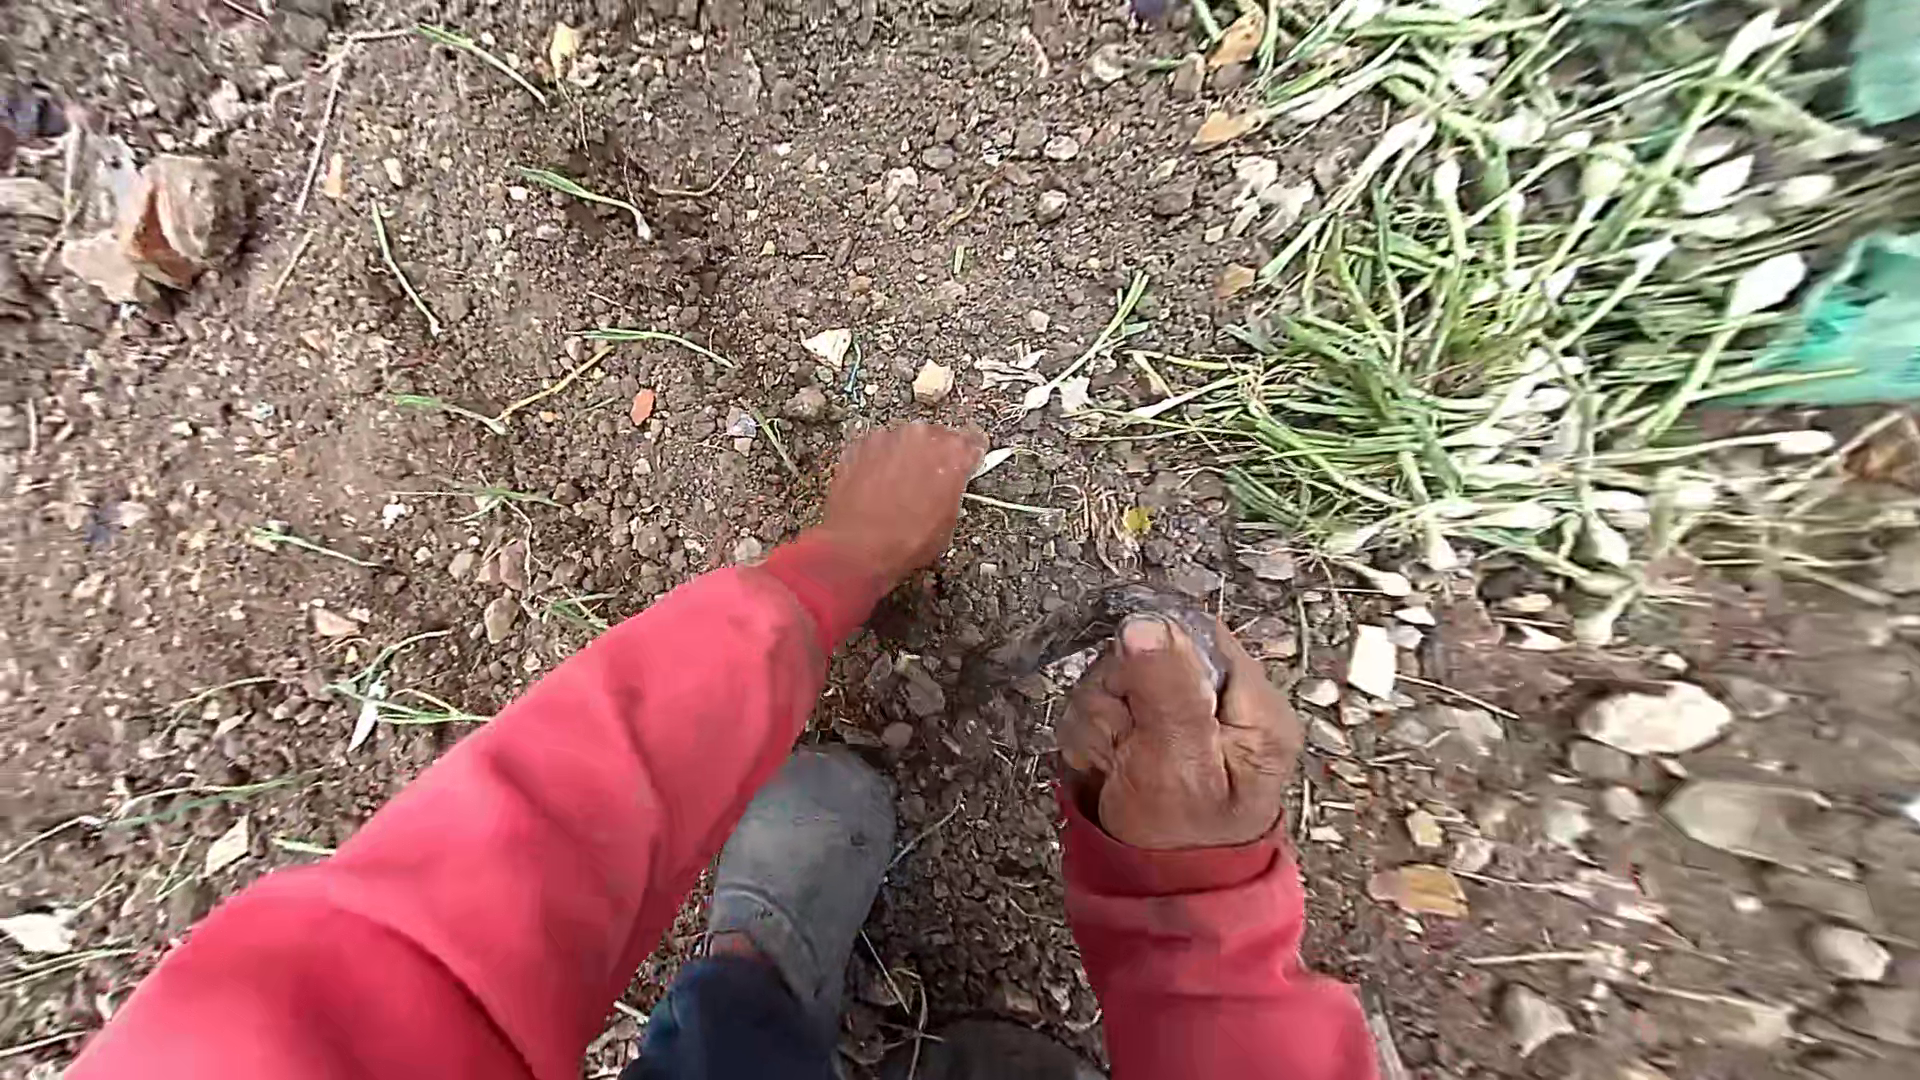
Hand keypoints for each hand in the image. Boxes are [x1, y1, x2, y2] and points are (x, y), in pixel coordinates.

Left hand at [818, 423, 985, 584]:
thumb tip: (948, 487)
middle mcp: (922, 436)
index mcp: (954, 452)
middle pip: (936, 438)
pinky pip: (877, 449)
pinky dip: (878, 463)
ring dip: (904, 459)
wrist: (858, 547)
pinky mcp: (860, 446)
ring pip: (904, 442)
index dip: (968, 456)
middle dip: (933, 458)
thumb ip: (952, 491)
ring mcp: (888, 438)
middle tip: (927, 485)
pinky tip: (876, 488)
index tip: (965, 462)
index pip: (973, 441)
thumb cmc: (904, 540)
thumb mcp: (947, 522)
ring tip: (898, 490)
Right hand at [1059, 615, 1302, 849]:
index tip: (1134, 688)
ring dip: (1101, 717)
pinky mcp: (1136, 722)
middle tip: (1128, 740)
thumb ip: (1166, 690)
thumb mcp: (1179, 763)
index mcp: (1249, 703)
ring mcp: (1170, 709)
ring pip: (1111, 673)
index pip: (1199, 634)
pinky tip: (1106, 760)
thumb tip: (1143, 623)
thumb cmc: (1177, 835)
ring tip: (1117, 759)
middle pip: (1147, 649)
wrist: (1148, 887)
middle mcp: (1212, 698)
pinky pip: (1094, 700)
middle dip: (1121, 692)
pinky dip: (1090, 731)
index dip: (1156, 651)